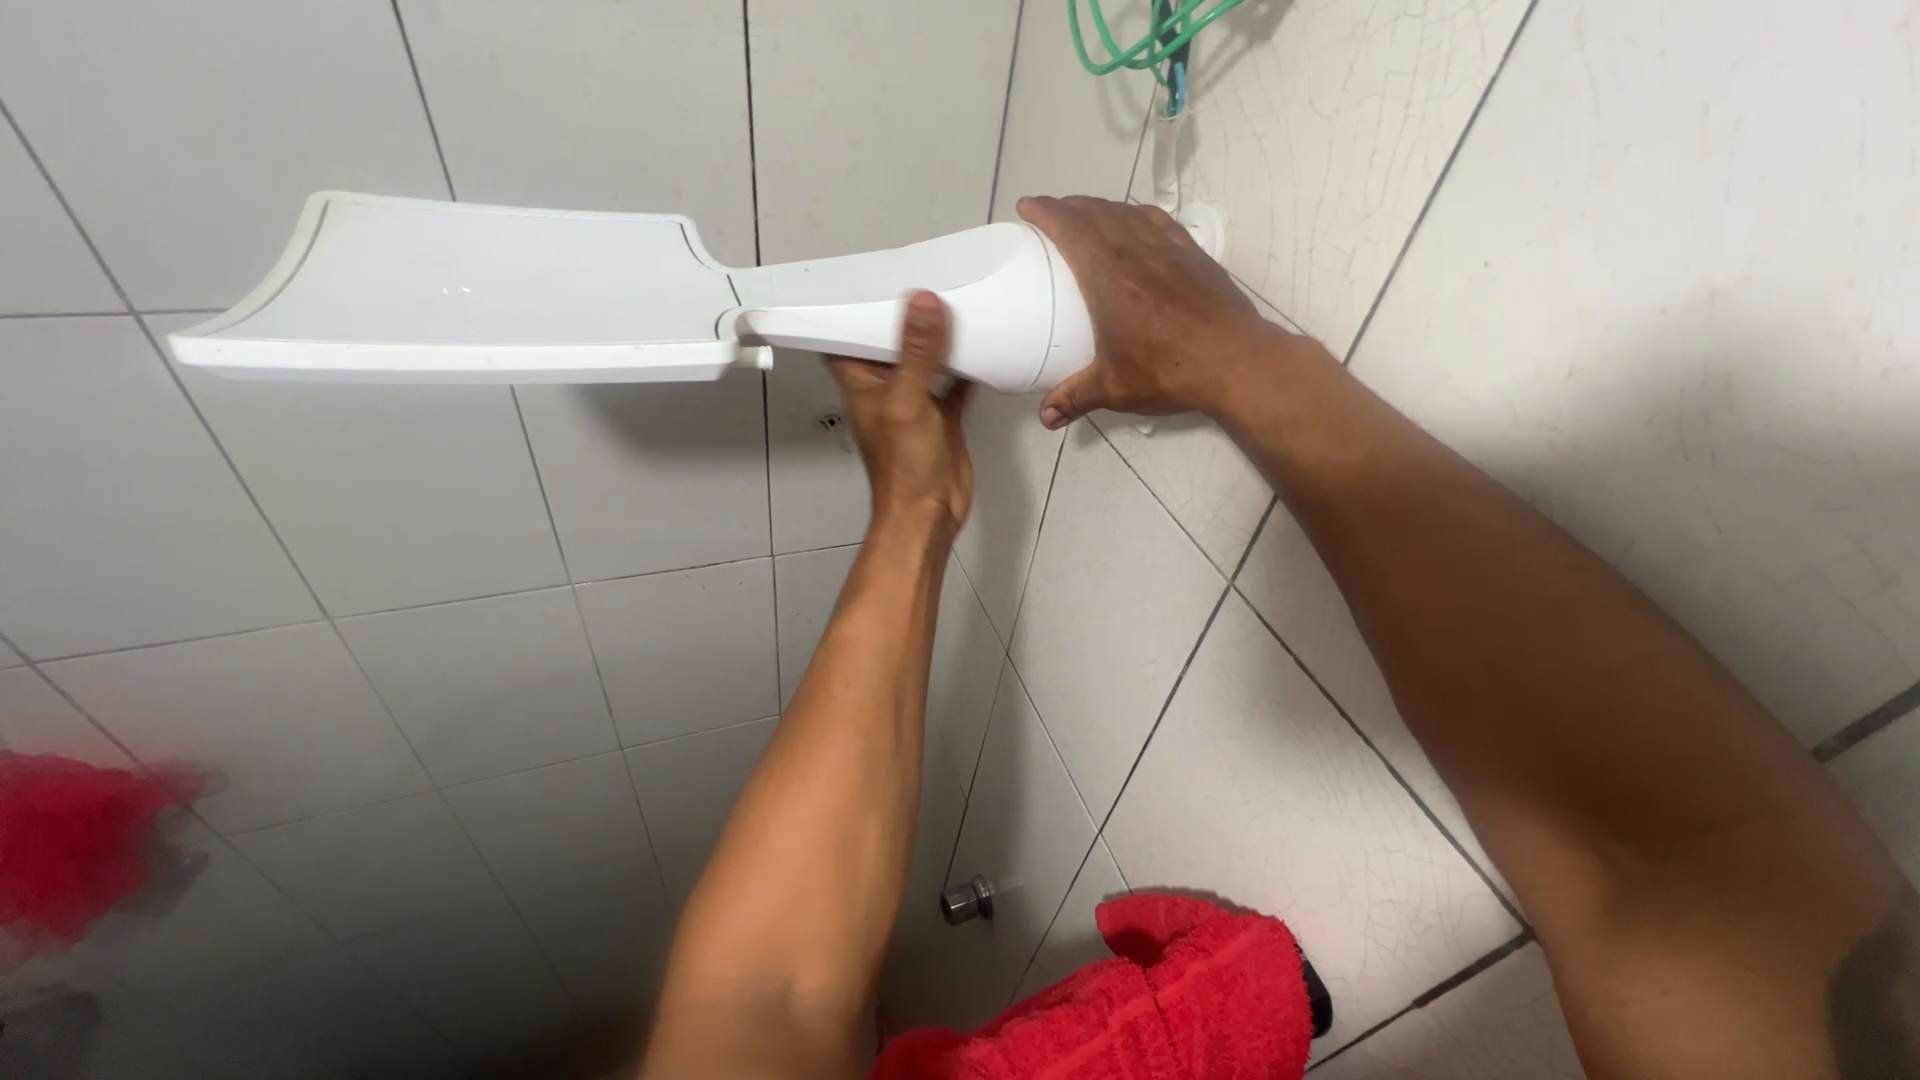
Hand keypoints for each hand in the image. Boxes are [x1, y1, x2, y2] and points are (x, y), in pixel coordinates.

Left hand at [826, 291, 974, 539]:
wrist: (929, 512)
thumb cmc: (903, 467)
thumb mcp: (906, 400)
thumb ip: (917, 353)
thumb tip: (923, 303)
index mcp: (862, 381)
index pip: (847, 335)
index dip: (854, 307)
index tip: (872, 277)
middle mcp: (885, 388)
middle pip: (892, 342)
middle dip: (905, 315)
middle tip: (925, 278)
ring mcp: (915, 402)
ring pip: (925, 359)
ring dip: (937, 337)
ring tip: (954, 299)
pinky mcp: (942, 416)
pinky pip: (954, 382)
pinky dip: (966, 366)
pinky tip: (982, 345)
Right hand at [1017, 195, 1297, 428]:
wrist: (1236, 362)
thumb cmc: (1169, 371)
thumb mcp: (1114, 389)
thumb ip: (1075, 399)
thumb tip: (1046, 419)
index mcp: (1109, 278)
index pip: (1071, 228)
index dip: (1046, 211)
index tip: (1027, 206)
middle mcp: (1137, 253)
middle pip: (1098, 213)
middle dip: (1070, 206)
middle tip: (1052, 213)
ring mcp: (1170, 250)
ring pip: (1129, 212)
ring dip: (1103, 207)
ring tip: (1088, 214)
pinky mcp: (1195, 256)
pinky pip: (1160, 222)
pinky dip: (1139, 214)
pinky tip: (1137, 221)